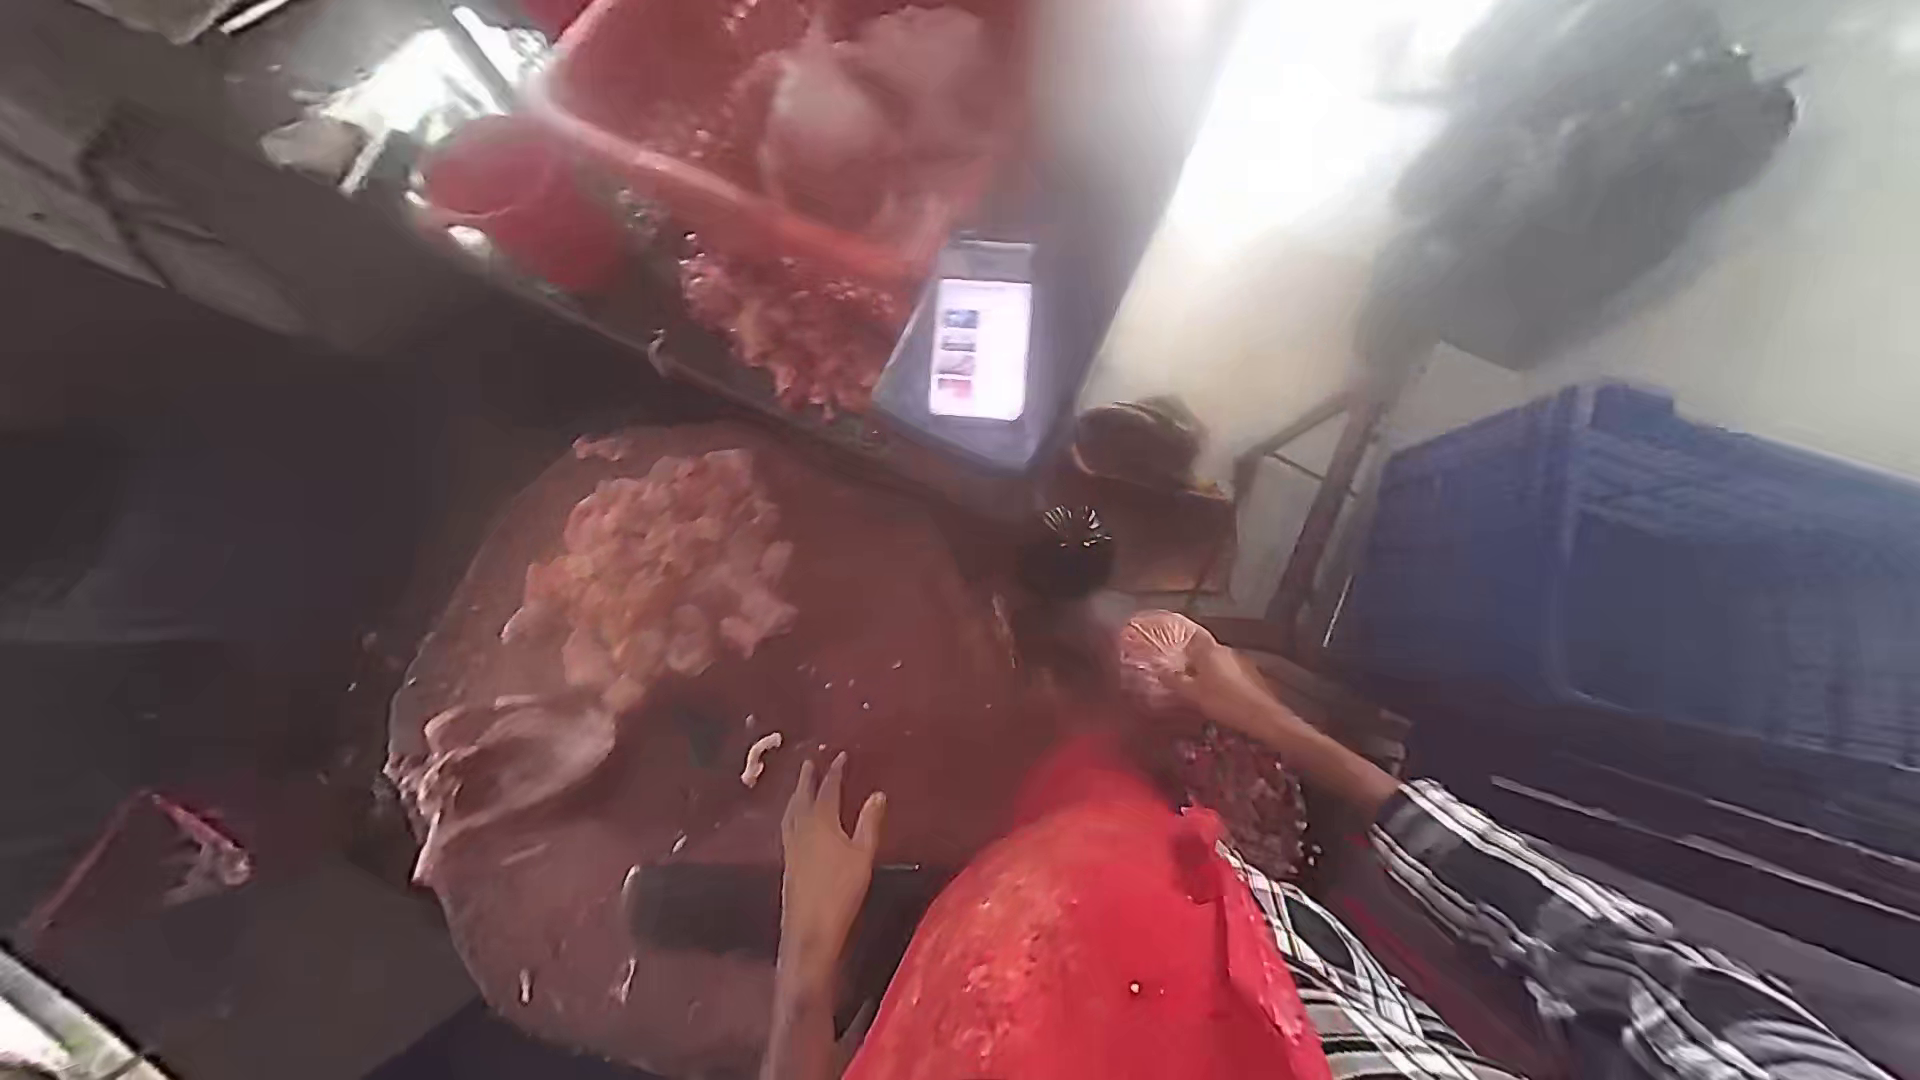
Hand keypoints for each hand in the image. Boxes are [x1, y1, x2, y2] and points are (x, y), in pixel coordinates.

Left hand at [778, 752, 886, 984]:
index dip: (834, 772)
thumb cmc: (841, 891)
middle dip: (807, 779)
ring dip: (796, 795)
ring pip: (791, 812)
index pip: (828, 789)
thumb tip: (877, 794)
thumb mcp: (863, 855)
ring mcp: (791, 846)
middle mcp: (802, 829)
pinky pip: (787, 826)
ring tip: (799, 786)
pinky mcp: (787, 862)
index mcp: (821, 822)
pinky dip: (792, 813)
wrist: (810, 932)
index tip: (839, 757)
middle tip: (809, 762)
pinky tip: (795, 822)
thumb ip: (869, 823)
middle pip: (803, 796)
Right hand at [1170, 630, 1283, 732]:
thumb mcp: (1191, 693)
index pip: (1191, 640)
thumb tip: (1161, 670)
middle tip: (1185, 678)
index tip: (1174, 659)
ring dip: (1211, 672)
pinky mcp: (1255, 675)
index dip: (1181, 648)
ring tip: (1203, 689)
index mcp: (1209, 651)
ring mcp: (1243, 662)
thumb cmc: (1223, 701)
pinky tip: (1223, 696)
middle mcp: (1227, 651)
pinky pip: (1233, 673)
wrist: (1263, 718)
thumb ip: (1174, 680)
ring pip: (1220, 663)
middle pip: (1205, 653)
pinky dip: (1225, 680)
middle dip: (1195, 663)